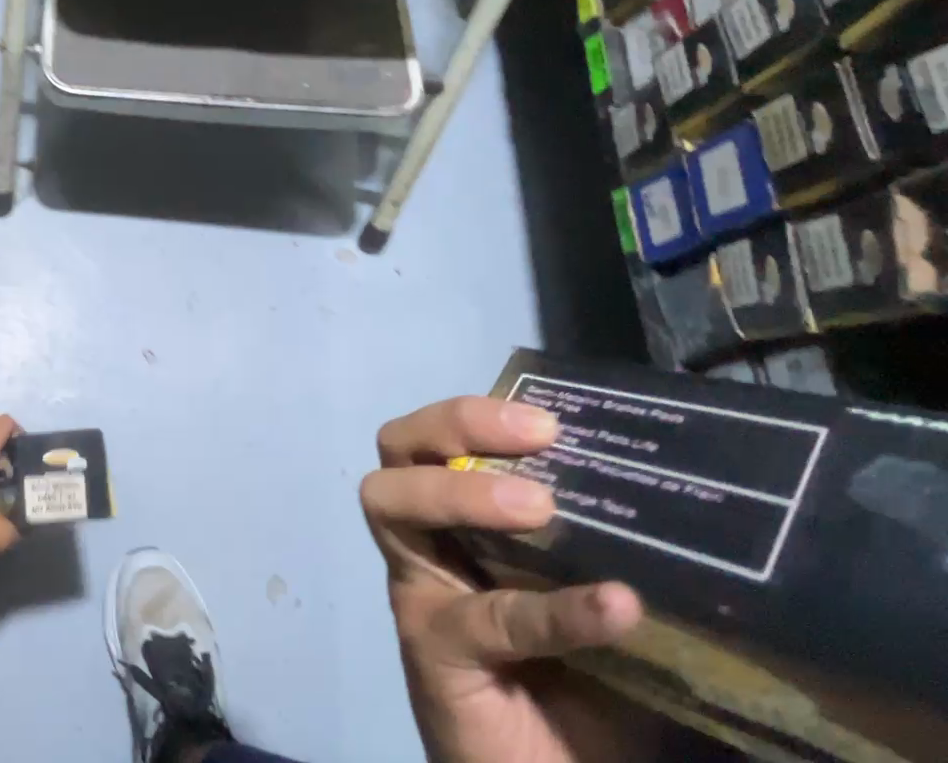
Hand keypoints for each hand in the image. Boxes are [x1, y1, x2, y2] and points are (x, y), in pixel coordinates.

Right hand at [360, 396, 646, 762]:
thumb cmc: (588, 682)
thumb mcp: (608, 595)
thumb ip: (624, 549)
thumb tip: (709, 493)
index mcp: (464, 518)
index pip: (440, 438)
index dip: (475, 414)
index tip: (553, 420)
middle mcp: (428, 540)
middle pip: (396, 449)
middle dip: (452, 426)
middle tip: (536, 440)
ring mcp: (421, 589)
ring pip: (389, 502)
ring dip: (455, 491)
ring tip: (536, 508)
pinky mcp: (431, 648)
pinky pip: (481, 617)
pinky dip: (550, 609)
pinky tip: (616, 610)